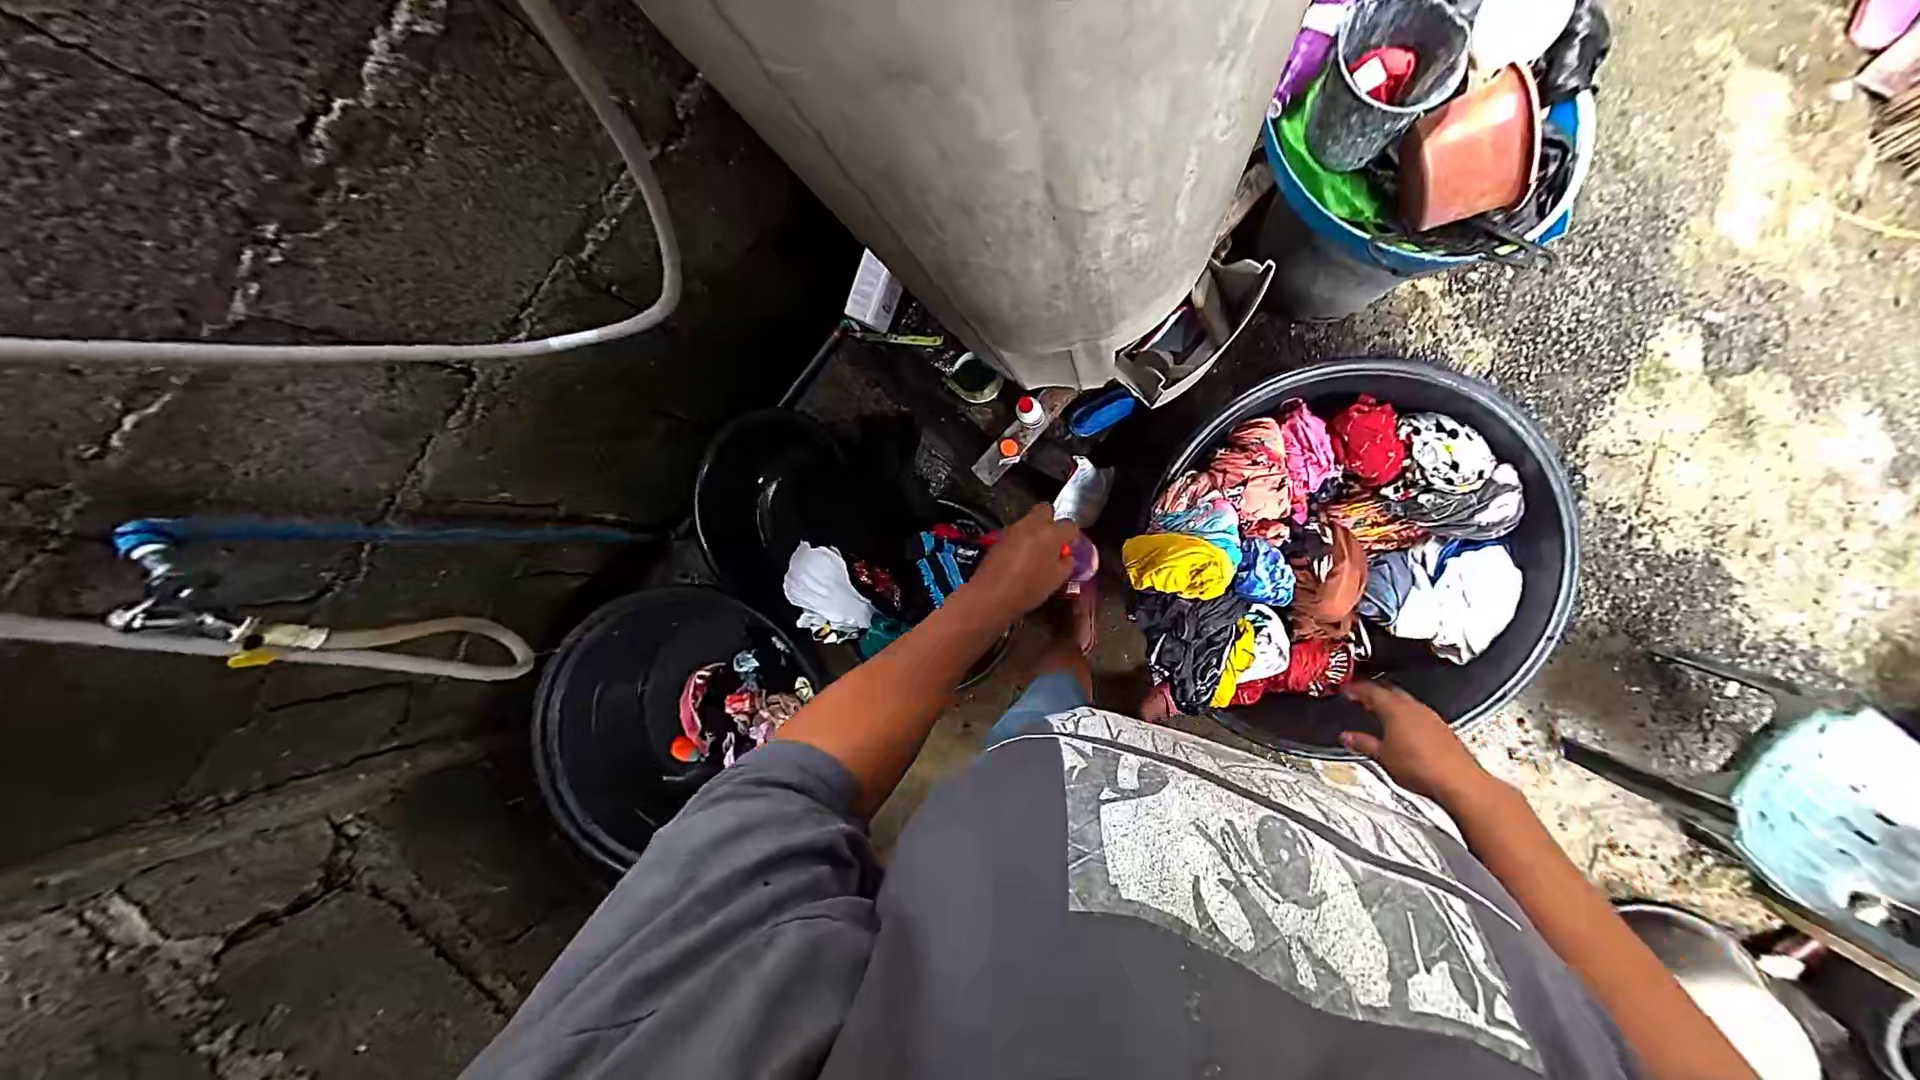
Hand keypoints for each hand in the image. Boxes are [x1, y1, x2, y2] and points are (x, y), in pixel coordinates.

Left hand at [968, 505, 1078, 618]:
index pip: (1070, 525)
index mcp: (1050, 534)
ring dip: (1035, 530)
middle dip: (1051, 521)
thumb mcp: (1056, 580)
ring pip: (1029, 520)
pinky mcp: (999, 537)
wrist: (990, 594)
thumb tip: (1065, 556)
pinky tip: (1020, 557)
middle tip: (1052, 541)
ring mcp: (1013, 529)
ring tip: (1036, 551)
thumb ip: (1066, 563)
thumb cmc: (1028, 589)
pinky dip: (1021, 539)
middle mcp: (1031, 525)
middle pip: (1045, 510)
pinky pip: (1016, 532)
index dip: (1072, 536)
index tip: (1070, 547)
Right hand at [1340, 680, 1493, 803]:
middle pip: (1390, 691)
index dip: (1355, 688)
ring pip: (1407, 703)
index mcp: (1394, 708)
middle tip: (1361, 698)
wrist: (1460, 783)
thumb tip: (1348, 738)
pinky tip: (1405, 731)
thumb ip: (1361, 742)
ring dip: (1392, 705)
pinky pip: (1421, 715)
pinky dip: (1408, 717)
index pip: (1370, 690)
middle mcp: (1414, 708)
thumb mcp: (1381, 756)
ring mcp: (1432, 718)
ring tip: (1381, 714)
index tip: (1347, 689)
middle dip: (1374, 694)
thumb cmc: (1423, 767)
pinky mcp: (1444, 730)